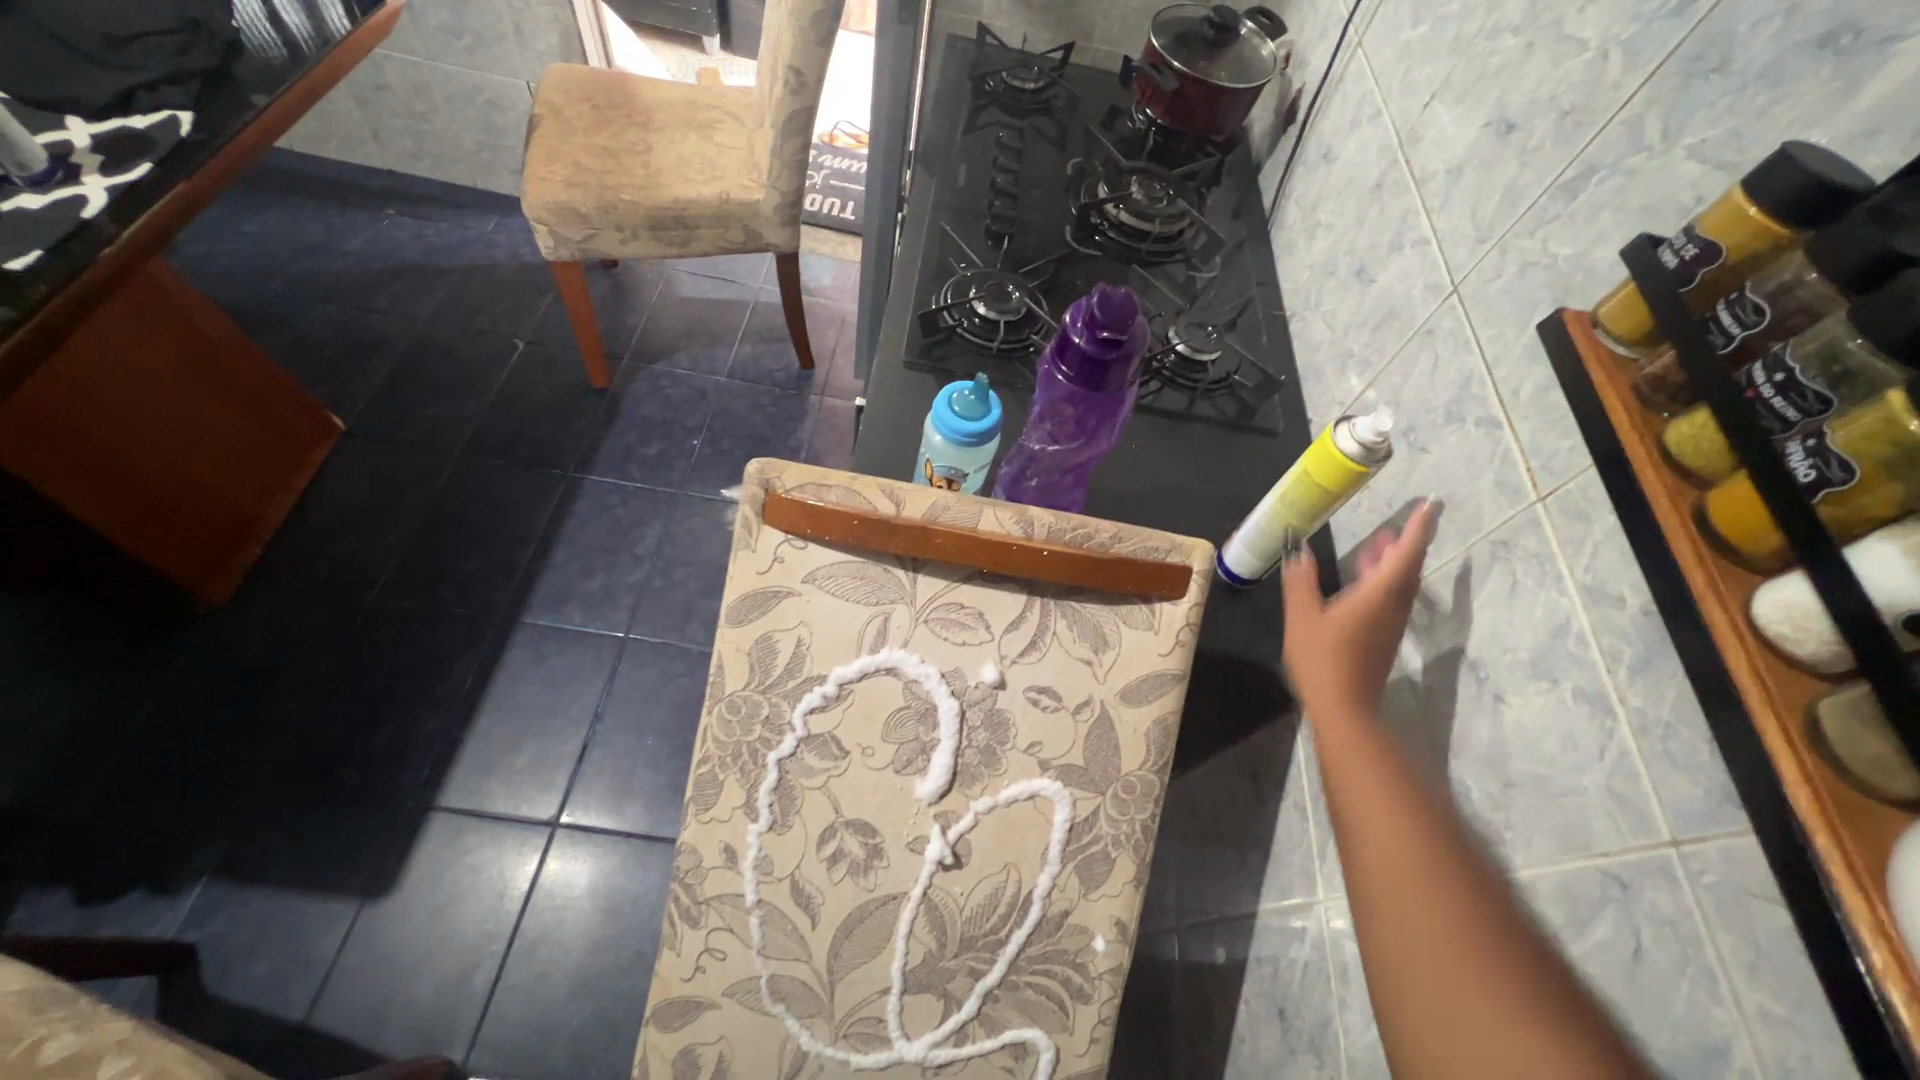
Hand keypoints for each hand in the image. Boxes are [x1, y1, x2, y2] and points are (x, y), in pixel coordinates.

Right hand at [1281, 499, 1439, 718]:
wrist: (1344, 709)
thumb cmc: (1323, 660)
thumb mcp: (1302, 617)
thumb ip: (1301, 581)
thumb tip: (1299, 550)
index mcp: (1379, 594)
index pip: (1405, 552)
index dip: (1417, 527)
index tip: (1428, 504)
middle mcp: (1393, 606)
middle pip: (1408, 568)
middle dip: (1404, 542)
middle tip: (1396, 522)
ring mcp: (1391, 624)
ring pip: (1400, 584)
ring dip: (1391, 563)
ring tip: (1373, 546)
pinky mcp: (1383, 639)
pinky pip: (1390, 599)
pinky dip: (1382, 581)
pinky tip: (1359, 582)